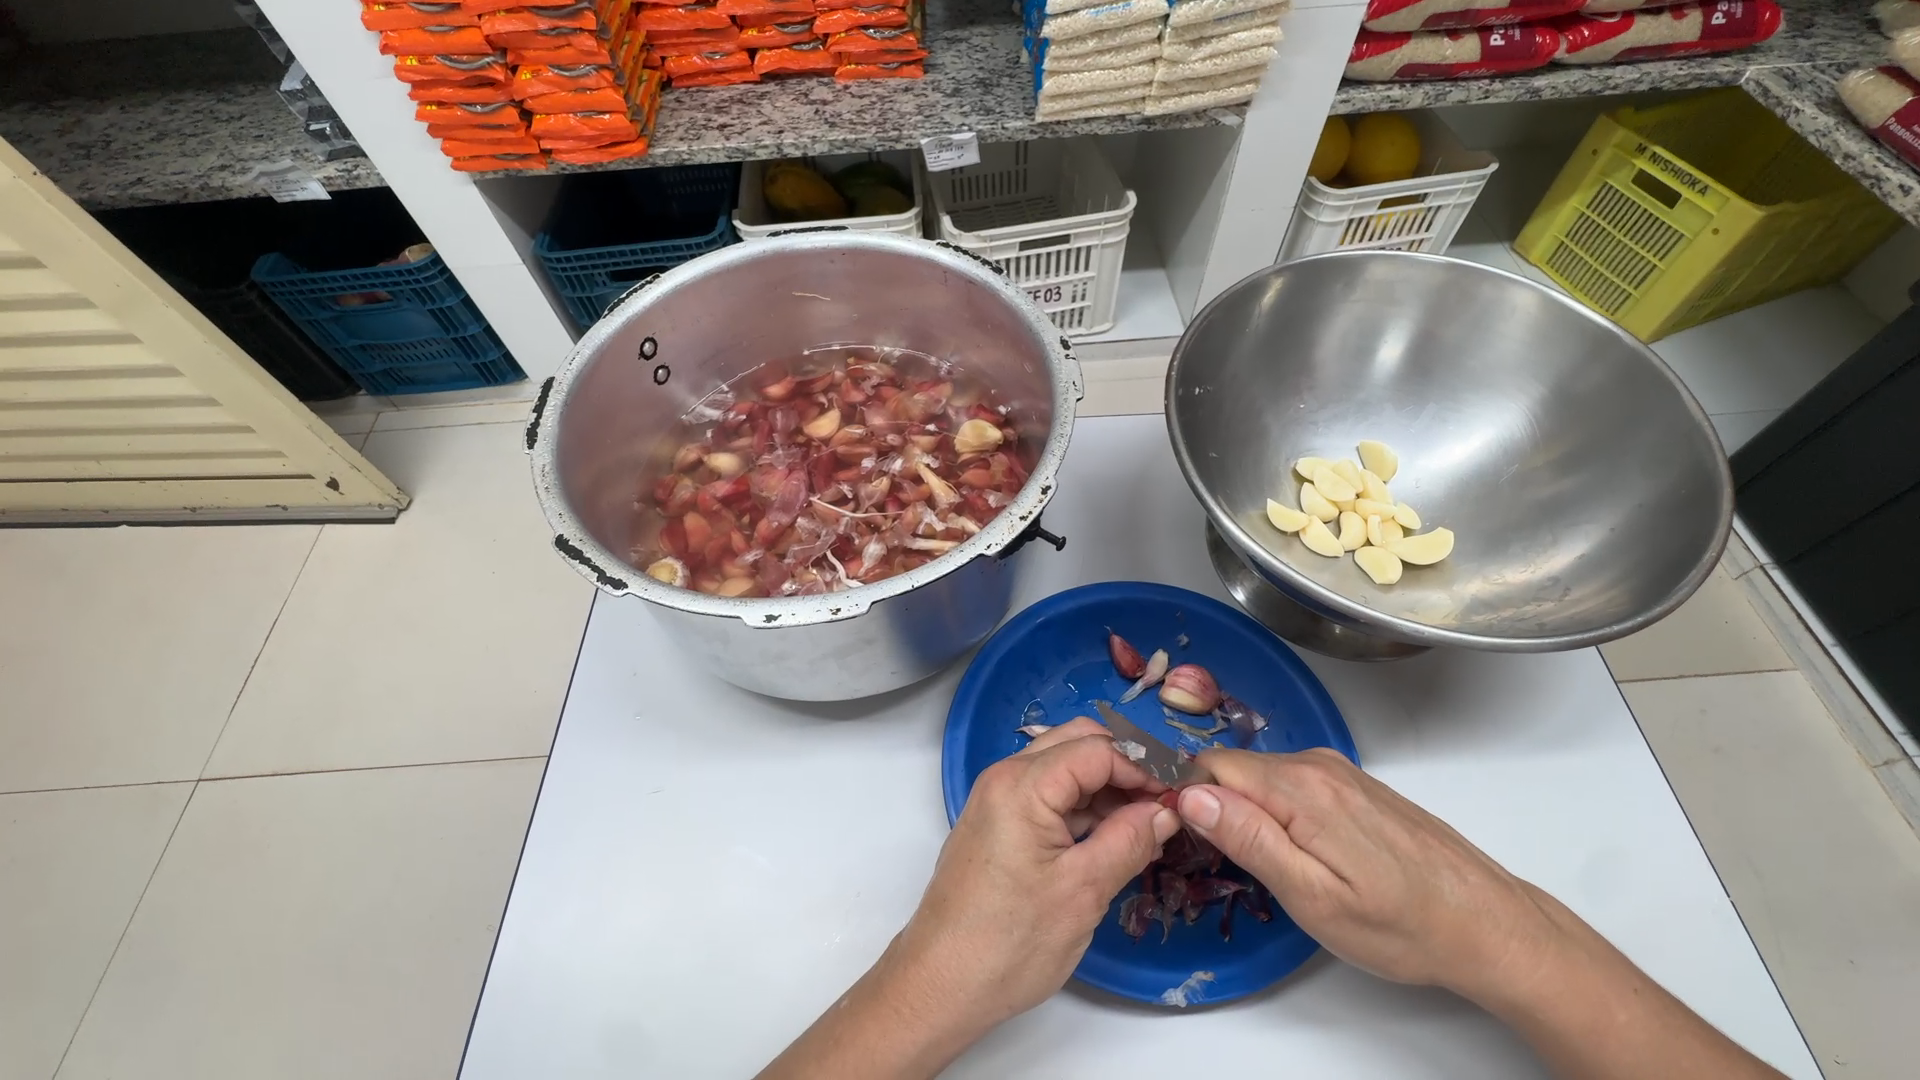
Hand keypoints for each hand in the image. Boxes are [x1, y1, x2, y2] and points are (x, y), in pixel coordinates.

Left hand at [758, 719, 1177, 1079]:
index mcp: (1023, 784)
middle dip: (1125, 766)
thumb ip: (1129, 840)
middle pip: (1077, 745)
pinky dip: (1084, 806)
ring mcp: (998, 799)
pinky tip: (1115, 835)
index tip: (1180, 795)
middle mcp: (1005, 777)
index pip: (1097, 748)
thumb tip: (1167, 811)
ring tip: (1149, 823)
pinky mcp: (998, 823)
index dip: (1144, 766)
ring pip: (1064, 768)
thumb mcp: (1083, 891)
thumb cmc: (1010, 942)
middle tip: (1166, 802)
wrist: (941, 984)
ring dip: (1106, 786)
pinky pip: (1049, 795)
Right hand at [1175, 747, 1557, 997]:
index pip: (1210, 766)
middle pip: (1234, 769)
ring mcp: (1338, 771)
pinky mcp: (1353, 784)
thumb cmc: (1399, 926)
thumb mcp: (1312, 897)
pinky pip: (1291, 783)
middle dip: (1215, 805)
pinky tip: (1301, 852)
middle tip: (1228, 863)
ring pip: (1262, 777)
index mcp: (1299, 789)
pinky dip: (1277, 809)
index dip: (1186, 797)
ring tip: (1267, 864)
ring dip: (1246, 810)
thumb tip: (1192, 795)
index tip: (1185, 839)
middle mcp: (1316, 765)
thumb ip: (1249, 839)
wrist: (1488, 926)